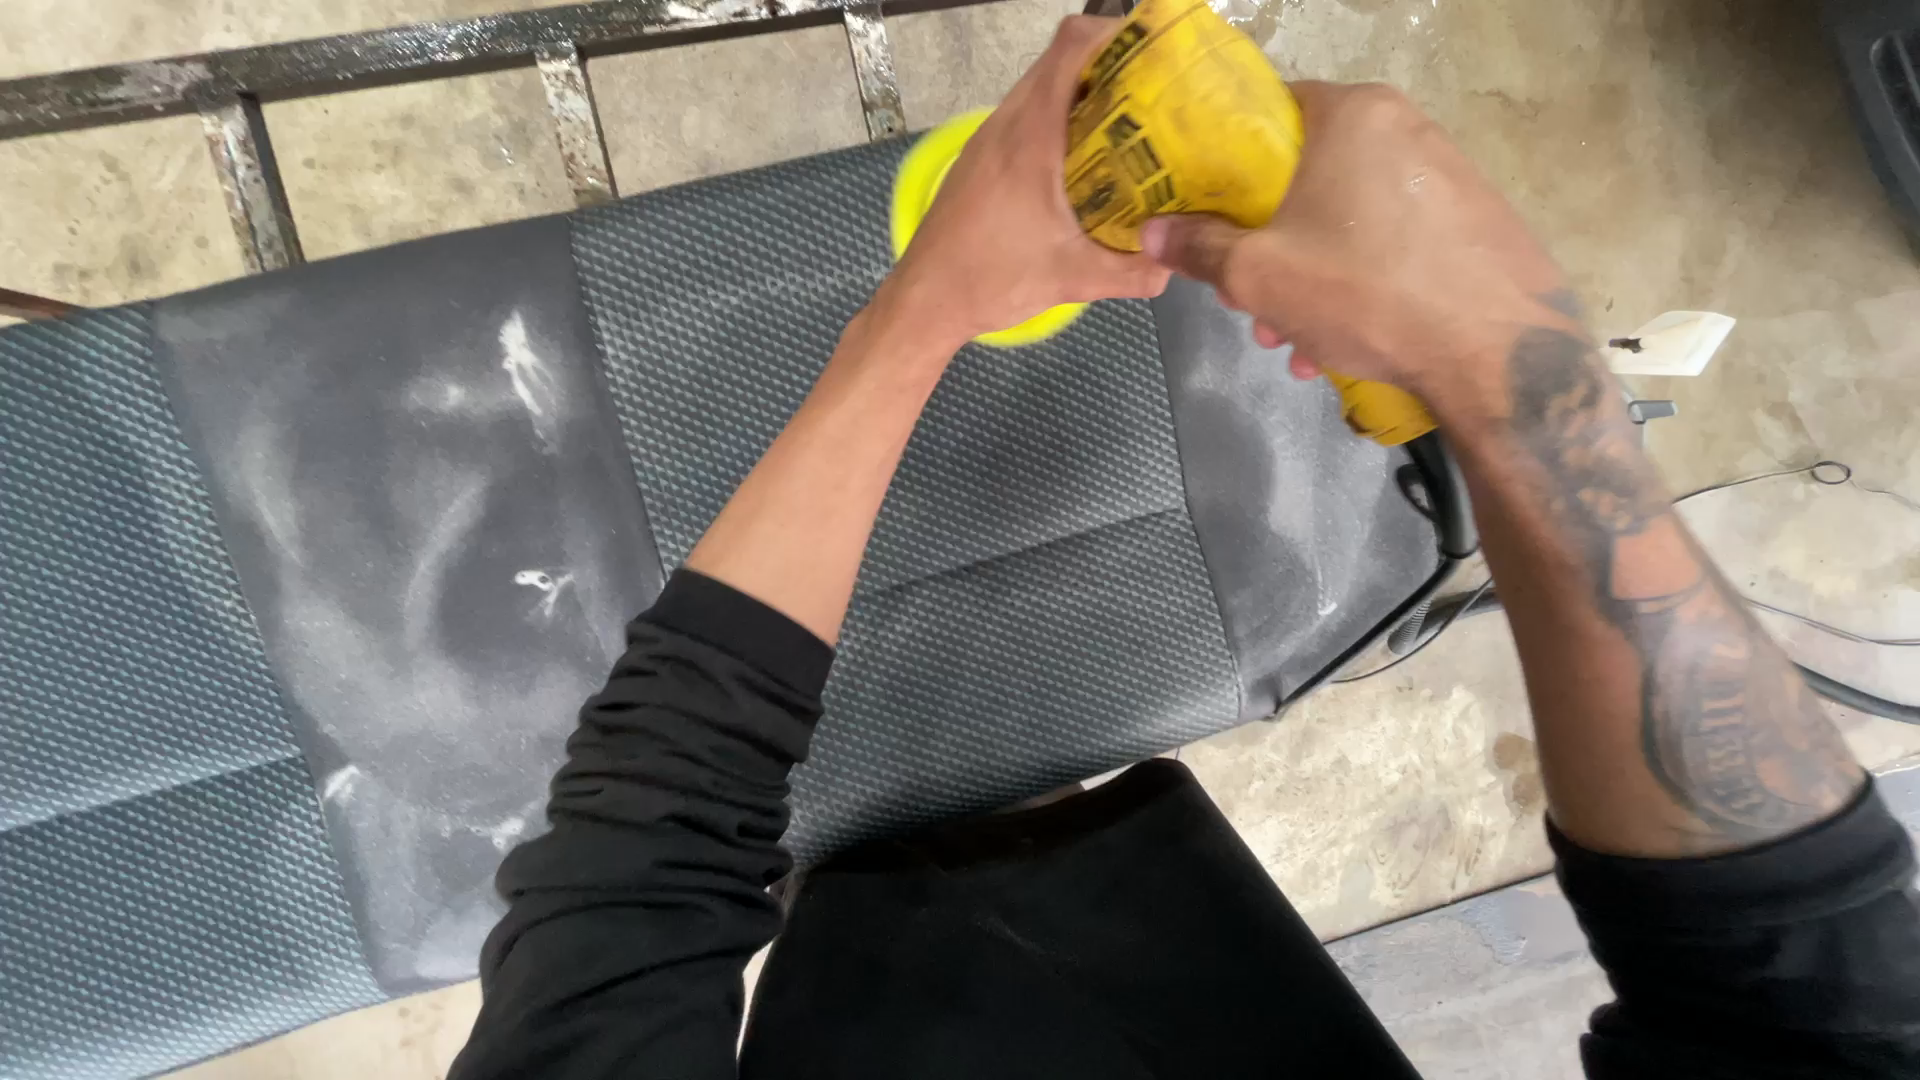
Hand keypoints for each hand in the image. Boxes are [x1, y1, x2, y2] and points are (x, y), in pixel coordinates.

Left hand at [882, 16, 1170, 347]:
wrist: (924, 302)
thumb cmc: (991, 281)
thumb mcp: (1072, 279)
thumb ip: (1130, 273)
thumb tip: (1170, 266)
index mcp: (1031, 135)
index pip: (1073, 44)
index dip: (1117, 35)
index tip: (1155, 58)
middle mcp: (1004, 123)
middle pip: (1061, 61)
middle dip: (1110, 70)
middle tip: (1152, 102)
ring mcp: (985, 141)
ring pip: (1039, 92)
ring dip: (1080, 101)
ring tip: (1123, 134)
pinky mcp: (975, 163)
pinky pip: (1021, 121)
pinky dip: (1054, 127)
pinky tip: (1076, 169)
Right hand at [1139, 82, 1573, 418]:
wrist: (1495, 348)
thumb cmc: (1362, 290)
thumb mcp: (1257, 275)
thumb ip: (1197, 248)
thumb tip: (1150, 232)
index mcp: (1351, 116)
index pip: (1265, 115)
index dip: (1221, 167)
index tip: (1202, 216)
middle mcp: (1401, 129)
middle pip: (1299, 180)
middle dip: (1260, 247)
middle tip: (1241, 298)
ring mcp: (1439, 177)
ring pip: (1338, 223)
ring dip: (1298, 281)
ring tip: (1288, 341)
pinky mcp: (1463, 224)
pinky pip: (1380, 247)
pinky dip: (1348, 288)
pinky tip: (1335, 347)